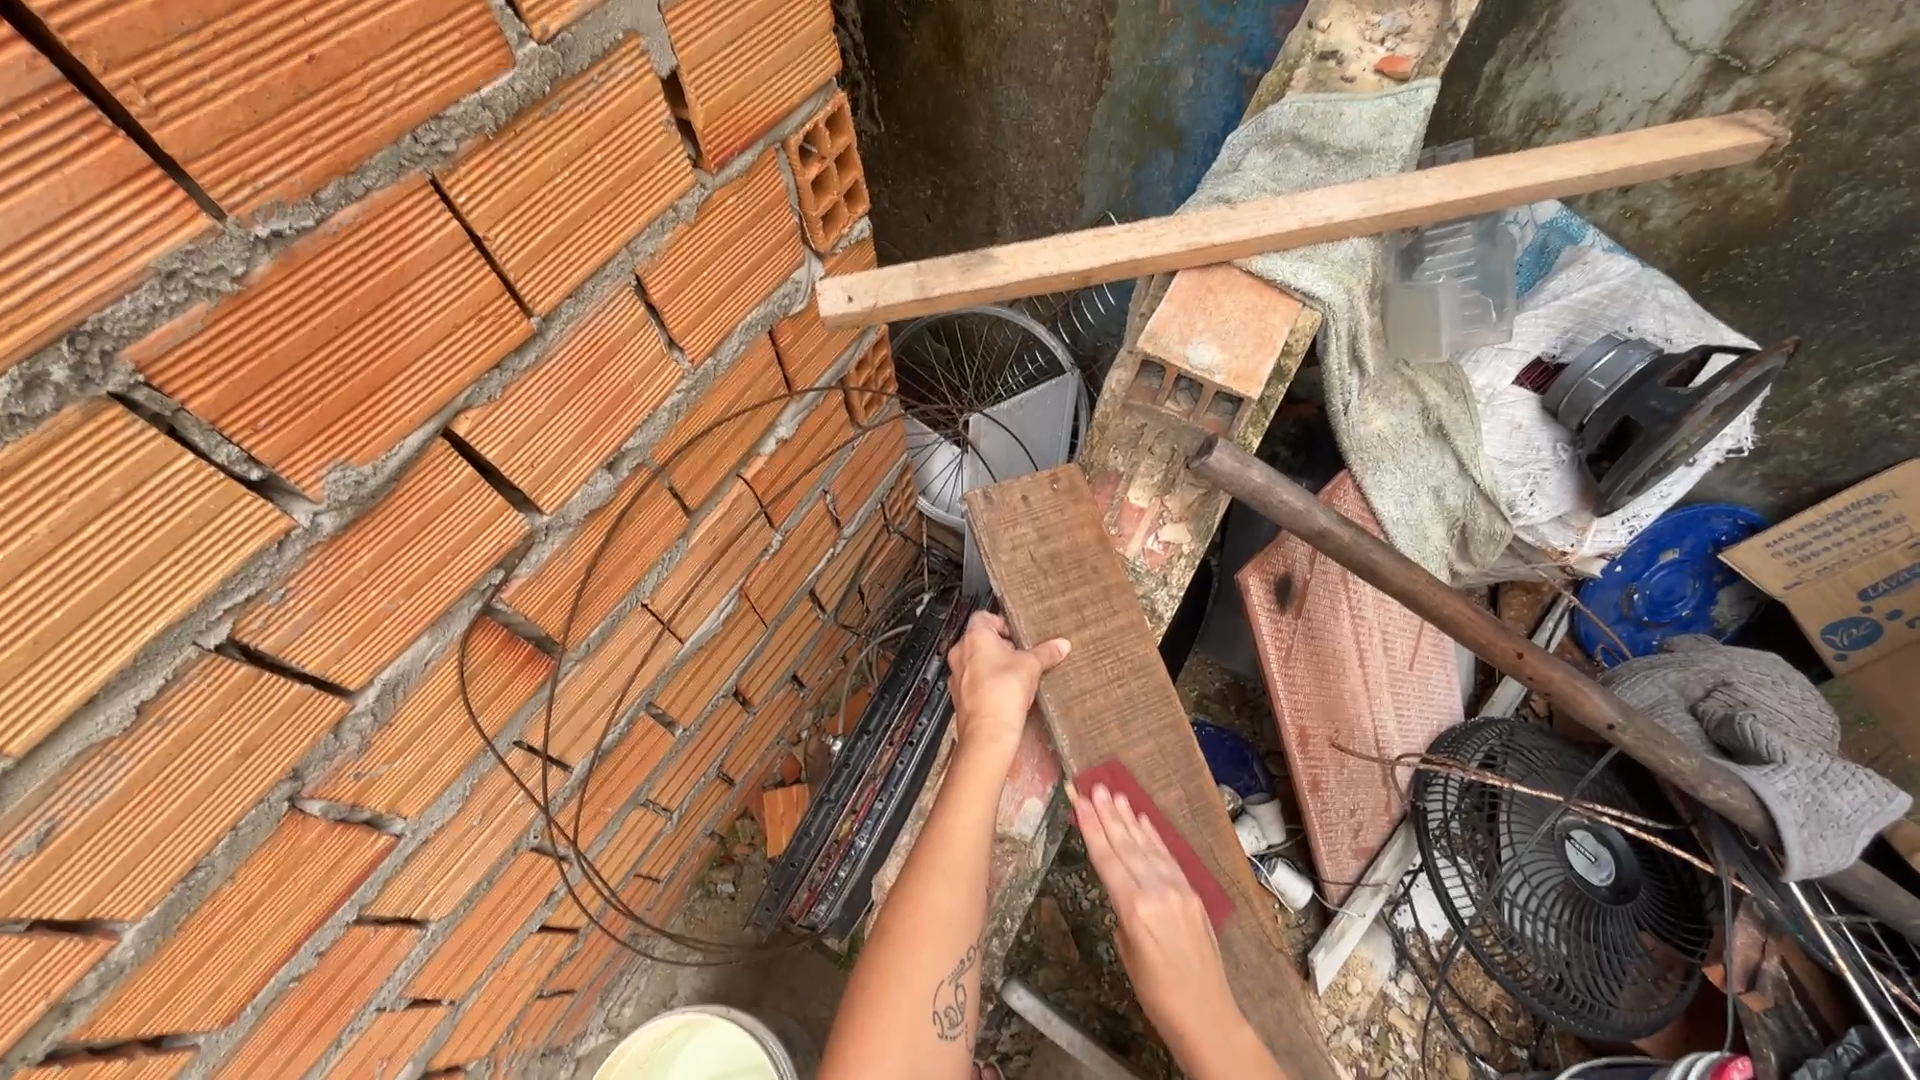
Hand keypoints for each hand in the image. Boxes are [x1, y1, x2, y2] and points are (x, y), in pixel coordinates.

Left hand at [946, 611, 1068, 757]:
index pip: (984, 616)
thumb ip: (1046, 652)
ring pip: (975, 662)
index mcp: (974, 637)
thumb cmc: (1002, 693)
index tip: (1017, 633)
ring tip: (1016, 674)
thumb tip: (1060, 645)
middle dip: (1002, 646)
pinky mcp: (960, 697)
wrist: (988, 731)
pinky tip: (1006, 693)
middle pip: (980, 640)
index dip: (1002, 622)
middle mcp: (961, 653)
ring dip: (994, 665)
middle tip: (1021, 654)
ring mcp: (957, 676)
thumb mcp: (1032, 666)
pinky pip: (973, 682)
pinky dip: (987, 683)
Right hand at [1068, 782, 1245, 1059]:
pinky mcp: (1193, 895)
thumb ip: (1123, 914)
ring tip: (1116, 795)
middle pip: (1127, 846)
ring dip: (1130, 820)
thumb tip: (1123, 891)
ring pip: (1148, 847)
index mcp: (1134, 908)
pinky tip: (1144, 822)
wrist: (1207, 1015)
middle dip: (1109, 815)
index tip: (1081, 802)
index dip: (1092, 828)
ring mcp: (1178, 890)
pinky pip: (1169, 858)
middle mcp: (1157, 892)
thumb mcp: (1126, 953)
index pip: (1108, 859)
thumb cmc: (1156, 995)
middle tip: (1096, 787)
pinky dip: (1155, 838)